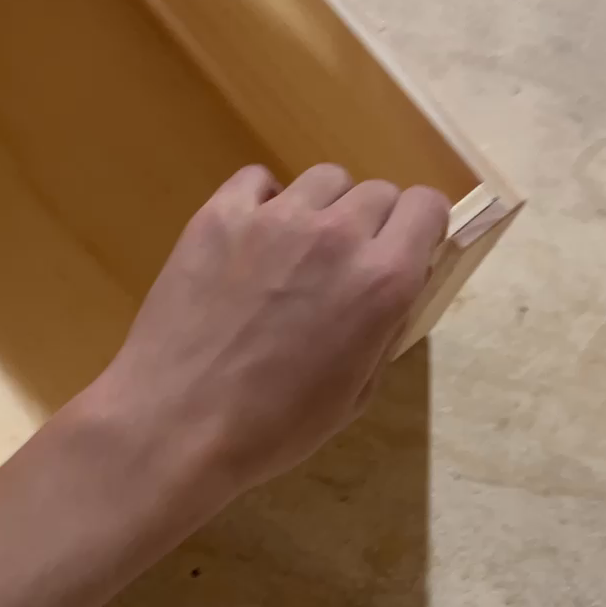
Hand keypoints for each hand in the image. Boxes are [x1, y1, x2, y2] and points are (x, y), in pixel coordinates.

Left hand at [83, 163, 447, 495]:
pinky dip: (265, 202)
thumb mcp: (356, 393)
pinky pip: (259, 181)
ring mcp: (275, 217)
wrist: (177, 424)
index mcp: (381, 281)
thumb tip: (391, 295)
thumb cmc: (275, 427)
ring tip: (296, 253)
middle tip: (343, 268)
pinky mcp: (219, 214)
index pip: (427, 207)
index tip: (405, 253)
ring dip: (324, 210)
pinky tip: (250, 242)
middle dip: (373, 225)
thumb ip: (384, 330)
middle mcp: (337, 234)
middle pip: (378, 191)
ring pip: (324, 179)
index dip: (422, 229)